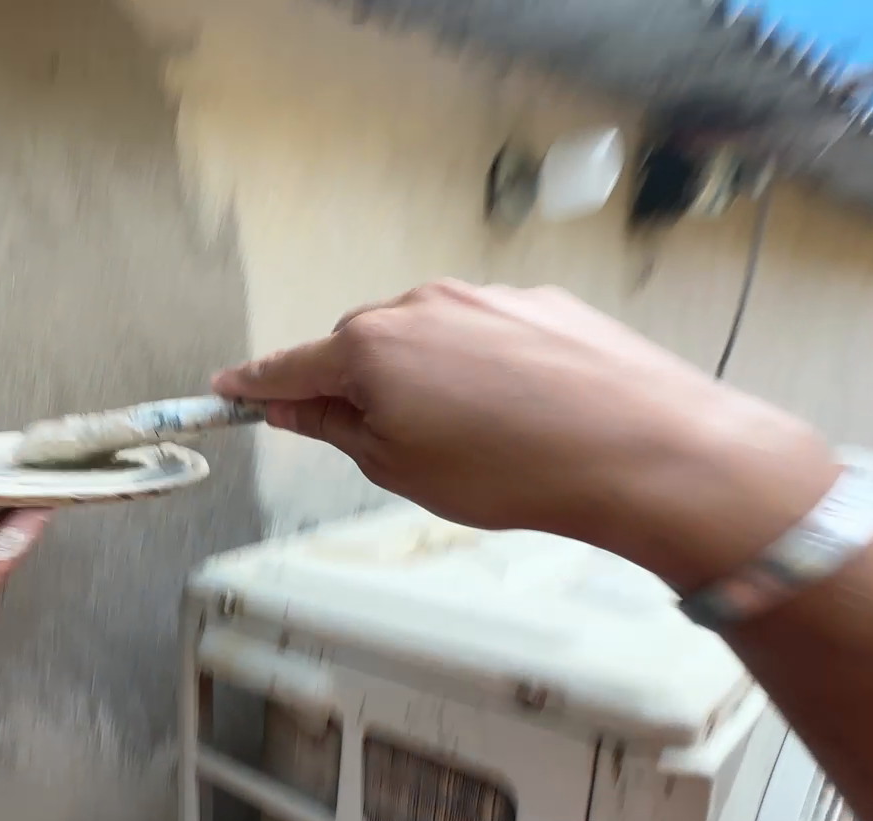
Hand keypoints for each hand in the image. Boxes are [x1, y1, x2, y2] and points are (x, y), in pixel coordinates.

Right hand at [214, 280, 838, 587]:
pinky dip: (465, 364)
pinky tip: (504, 405)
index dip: (251, 385)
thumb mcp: (392, 466)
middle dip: (347, 386)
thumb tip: (291, 407)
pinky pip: (471, 331)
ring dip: (411, 376)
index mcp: (370, 348)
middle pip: (353, 347)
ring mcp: (480, 297)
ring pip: (414, 337)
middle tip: (370, 438)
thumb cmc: (505, 471)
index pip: (288, 368)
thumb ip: (330, 427)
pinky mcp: (534, 301)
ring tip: (457, 431)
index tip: (224, 389)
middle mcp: (417, 306)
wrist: (647, 452)